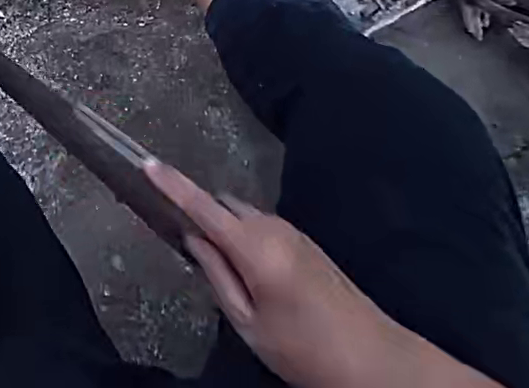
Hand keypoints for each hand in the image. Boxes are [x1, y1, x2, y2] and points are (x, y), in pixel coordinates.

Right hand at [143, 160, 494, 387]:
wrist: (383, 365)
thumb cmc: (308, 353)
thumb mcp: (251, 325)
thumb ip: (216, 275)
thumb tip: (191, 237)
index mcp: (253, 247)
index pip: (201, 205)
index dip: (171, 184)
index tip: (145, 163)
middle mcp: (271, 226)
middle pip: (222, 204)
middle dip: (203, 216)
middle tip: (193, 250)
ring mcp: (291, 231)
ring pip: (242, 216)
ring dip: (227, 231)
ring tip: (229, 274)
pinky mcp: (305, 241)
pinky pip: (261, 227)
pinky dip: (246, 238)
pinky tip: (256, 277)